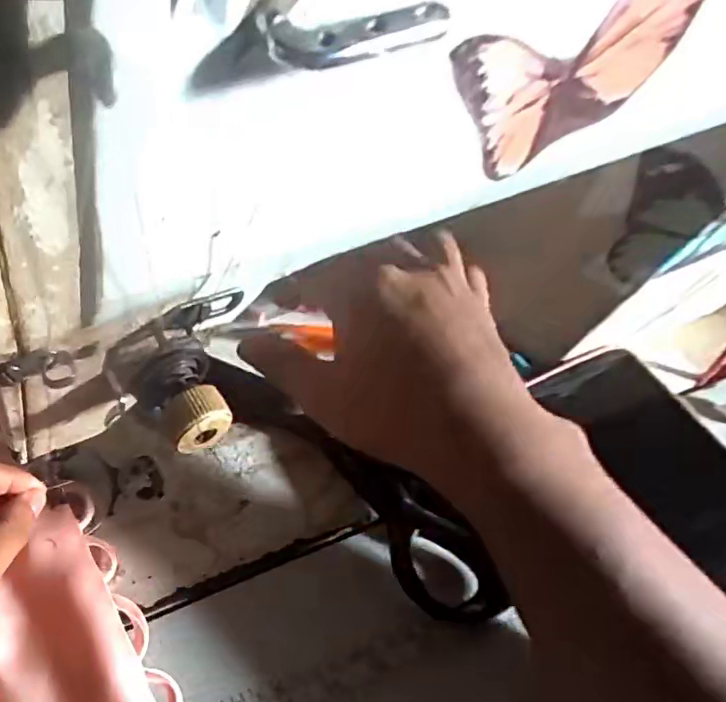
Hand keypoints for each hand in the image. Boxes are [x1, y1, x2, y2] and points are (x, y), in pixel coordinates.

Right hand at [239, 231, 548, 481]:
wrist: (477, 432)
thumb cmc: (392, 416)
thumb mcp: (324, 397)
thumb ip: (283, 365)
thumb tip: (247, 342)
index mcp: (364, 290)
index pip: (315, 278)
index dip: (290, 291)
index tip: (274, 306)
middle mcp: (407, 269)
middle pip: (361, 256)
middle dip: (333, 274)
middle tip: (317, 301)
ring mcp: (448, 279)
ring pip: (412, 246)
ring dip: (385, 259)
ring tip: (373, 283)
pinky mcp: (477, 298)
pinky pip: (453, 264)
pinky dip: (432, 267)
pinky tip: (426, 287)